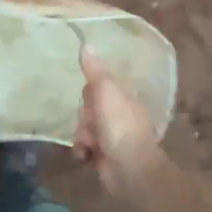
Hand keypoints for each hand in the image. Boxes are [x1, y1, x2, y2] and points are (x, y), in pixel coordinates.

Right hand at [72, 47, 161, 192]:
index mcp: (123, 97)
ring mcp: (110, 136)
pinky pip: (83, 146)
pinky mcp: (102, 155)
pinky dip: (82, 151)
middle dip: (84, 116)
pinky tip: (86, 155)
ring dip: (82, 135)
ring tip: (90, 143)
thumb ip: (94, 70)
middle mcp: (118, 114)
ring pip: (84, 127)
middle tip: (91, 122)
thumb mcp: (106, 90)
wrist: (129, 168)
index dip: (90, 90)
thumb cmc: (120, 124)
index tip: (89, 95)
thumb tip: (86, 44)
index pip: (99, 85)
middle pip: (88, 107)